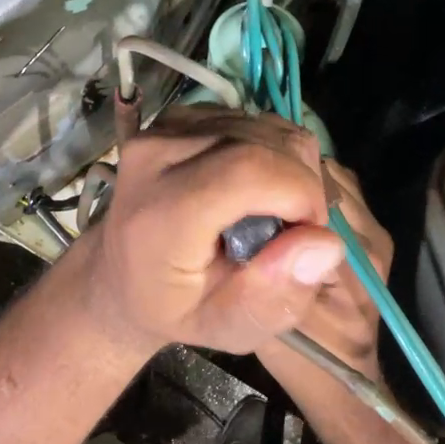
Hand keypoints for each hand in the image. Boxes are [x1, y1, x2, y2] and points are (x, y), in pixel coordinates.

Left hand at [66, 106, 348, 356]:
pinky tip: (255, 188)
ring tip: (273, 212)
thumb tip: (325, 244)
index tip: (309, 236)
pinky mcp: (179, 115)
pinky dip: (271, 152)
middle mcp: (155, 154)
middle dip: (303, 184)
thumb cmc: (172, 307)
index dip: (300, 195)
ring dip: (290, 168)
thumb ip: (271, 297)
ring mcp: (165, 127)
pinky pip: (252, 119)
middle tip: (295, 231)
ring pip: (265, 126)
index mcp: (159, 212)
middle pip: (263, 143)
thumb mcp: (222, 329)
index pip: (249, 170)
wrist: (119, 273)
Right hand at [259, 162, 391, 386]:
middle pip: (327, 177)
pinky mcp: (367, 241)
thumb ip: (269, 268)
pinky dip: (309, 199)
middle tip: (250, 188)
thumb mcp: (276, 316)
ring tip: (264, 198)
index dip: (280, 178)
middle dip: (289, 175)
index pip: (319, 186)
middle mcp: (372, 236)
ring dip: (299, 186)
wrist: (343, 388)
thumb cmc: (309, 358)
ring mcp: (373, 237)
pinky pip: (336, 200)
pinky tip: (282, 215)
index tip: (246, 185)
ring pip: (332, 184)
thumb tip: (247, 213)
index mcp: (356, 252)